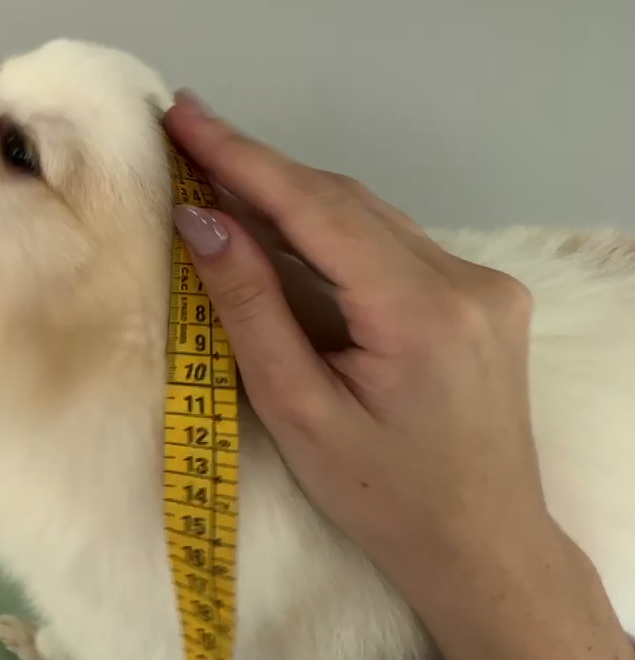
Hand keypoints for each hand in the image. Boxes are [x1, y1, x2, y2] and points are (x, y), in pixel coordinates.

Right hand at [165, 92, 634, 659]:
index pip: (314, 208)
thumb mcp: (292, 402)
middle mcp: (463, 280)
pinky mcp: (465, 296)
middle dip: (252, 160)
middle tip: (179, 128)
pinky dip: (308, 218)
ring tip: (205, 163)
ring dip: (277, 185)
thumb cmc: (375, 488)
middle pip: (338, 198)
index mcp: (422, 310)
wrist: (479, 545)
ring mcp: (473, 284)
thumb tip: (199, 221)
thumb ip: (247, 305)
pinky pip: (372, 237)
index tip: (182, 113)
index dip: (240, 155)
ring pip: (357, 212)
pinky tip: (262, 215)